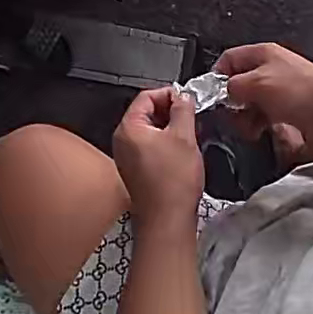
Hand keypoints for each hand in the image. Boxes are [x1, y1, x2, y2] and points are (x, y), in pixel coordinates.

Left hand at [112, 86, 203, 227]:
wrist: (167, 219)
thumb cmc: (173, 181)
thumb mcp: (184, 136)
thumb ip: (183, 109)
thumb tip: (183, 97)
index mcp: (129, 128)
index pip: (146, 96)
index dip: (169, 94)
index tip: (187, 100)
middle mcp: (122, 141)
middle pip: (146, 112)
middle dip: (170, 111)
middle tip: (191, 117)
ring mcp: (127, 157)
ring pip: (149, 130)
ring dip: (169, 127)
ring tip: (189, 135)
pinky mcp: (135, 170)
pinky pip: (149, 146)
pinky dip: (165, 143)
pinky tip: (181, 152)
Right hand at [212, 43, 312, 145]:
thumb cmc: (304, 92)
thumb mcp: (258, 84)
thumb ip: (234, 86)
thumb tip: (225, 92)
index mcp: (262, 54)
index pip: (228, 59)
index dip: (216, 77)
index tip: (213, 96)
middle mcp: (270, 68)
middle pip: (238, 84)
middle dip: (233, 103)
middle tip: (233, 116)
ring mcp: (279, 87)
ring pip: (251, 101)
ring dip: (246, 117)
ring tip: (250, 127)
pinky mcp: (288, 105)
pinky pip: (265, 113)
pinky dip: (260, 123)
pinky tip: (261, 131)